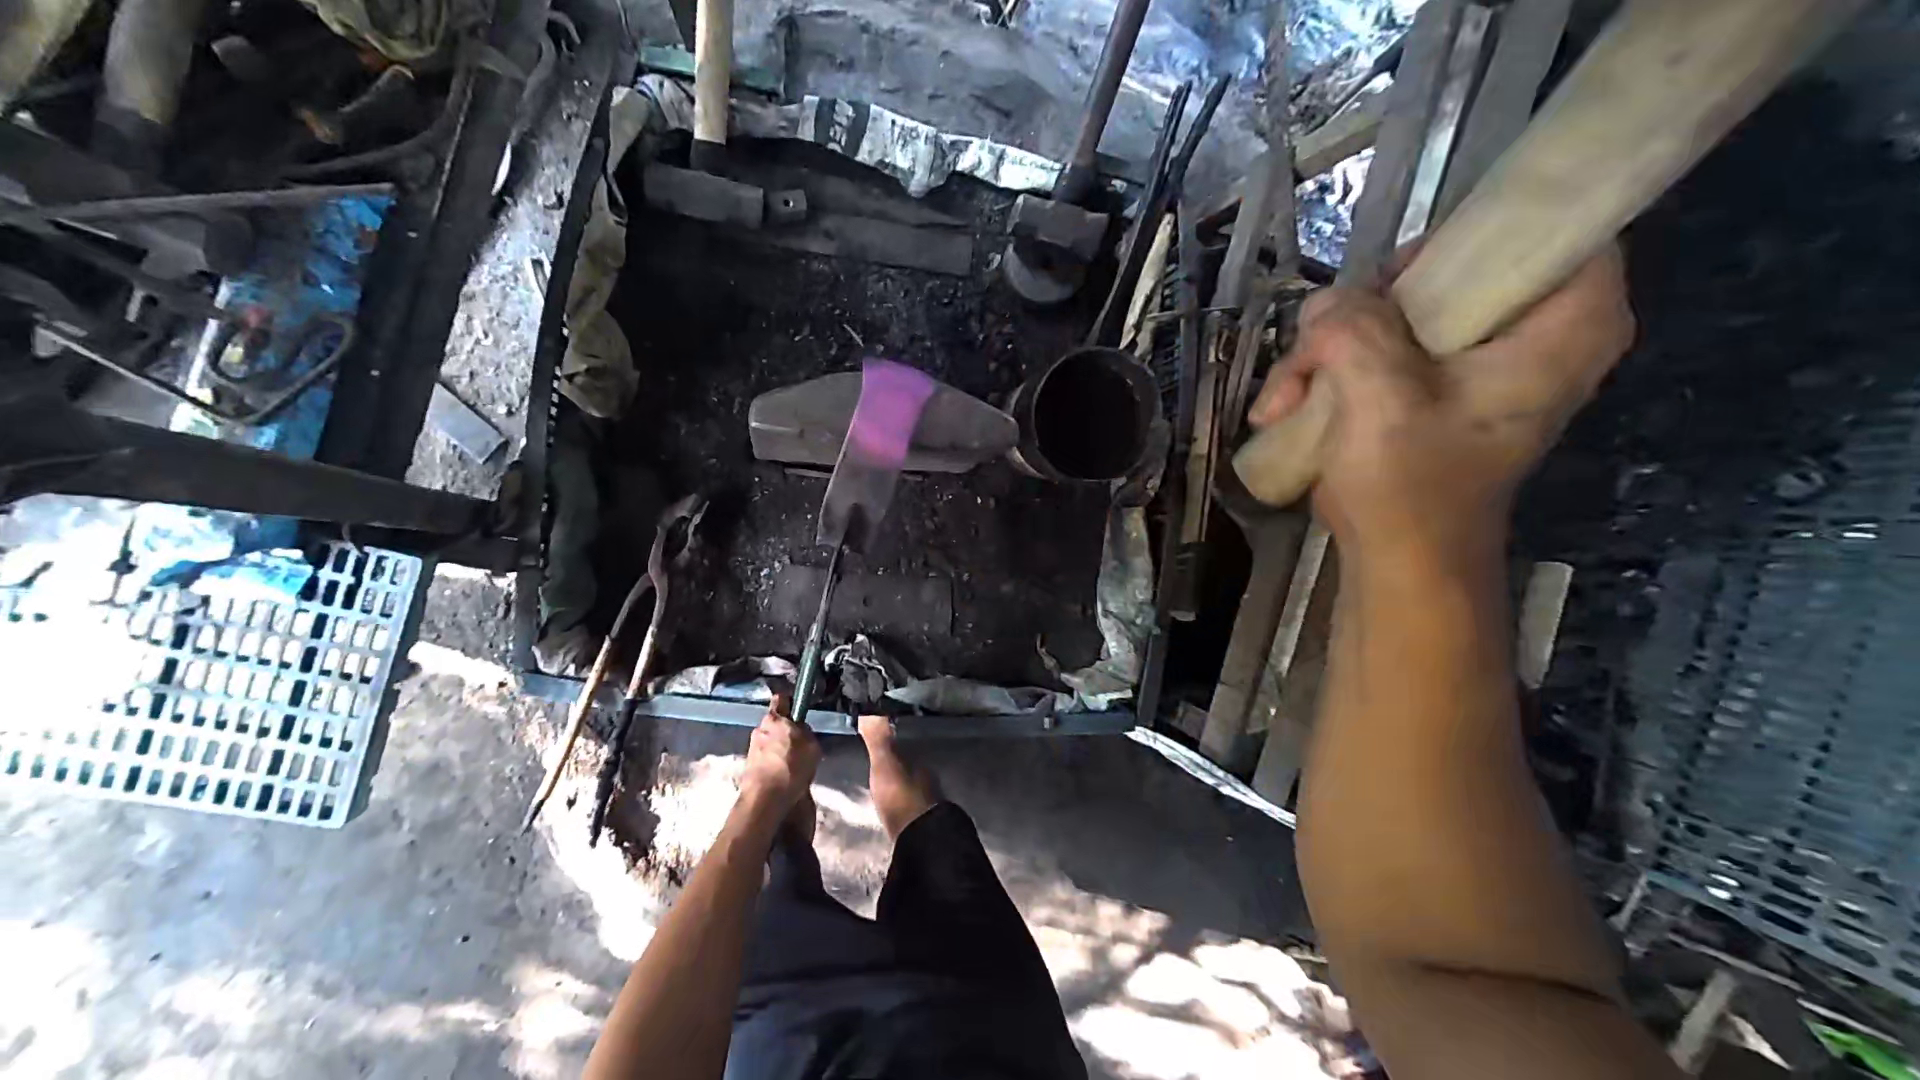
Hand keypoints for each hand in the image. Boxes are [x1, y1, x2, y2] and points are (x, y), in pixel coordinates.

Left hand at [739, 696, 819, 813]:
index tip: (798, 710)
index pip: (781, 700)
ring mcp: (751, 749)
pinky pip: (765, 759)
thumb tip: (800, 729)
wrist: (766, 799)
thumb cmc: (792, 766)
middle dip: (785, 731)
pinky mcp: (748, 767)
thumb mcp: (812, 745)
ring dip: (778, 749)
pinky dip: (773, 764)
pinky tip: (784, 776)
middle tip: (800, 744)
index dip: (791, 703)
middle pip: (775, 724)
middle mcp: (759, 729)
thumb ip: (806, 731)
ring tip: (793, 765)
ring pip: (769, 743)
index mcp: (774, 719)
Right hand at [1248, 246, 1632, 562]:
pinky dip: (1328, 378)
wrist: (1399, 563)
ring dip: (1326, 354)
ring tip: (1283, 401)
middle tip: (1315, 347)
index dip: (1471, 235)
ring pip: (1393, 318)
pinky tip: (1287, 411)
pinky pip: (1375, 354)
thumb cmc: (1411, 486)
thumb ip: (1352, 330)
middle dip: (1362, 312)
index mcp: (1561, 329)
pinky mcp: (1429, 392)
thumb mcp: (1380, 398)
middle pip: (1446, 275)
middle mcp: (1527, 337)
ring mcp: (1472, 367)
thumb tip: (1326, 304)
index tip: (1393, 275)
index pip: (1550, 231)